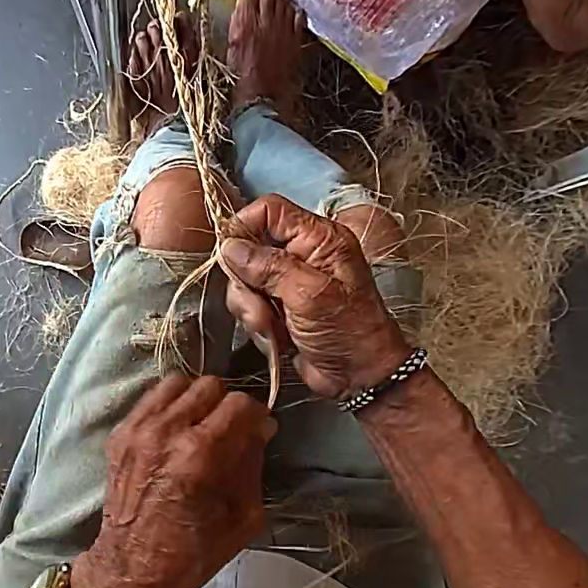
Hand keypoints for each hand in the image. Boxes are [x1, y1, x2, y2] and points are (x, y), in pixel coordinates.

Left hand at [71, 375, 273, 587]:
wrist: (133, 568)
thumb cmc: (193, 551)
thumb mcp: (243, 515)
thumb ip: (253, 463)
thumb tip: (259, 429)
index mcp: (200, 453)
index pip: (239, 403)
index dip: (255, 415)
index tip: (257, 430)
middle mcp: (166, 431)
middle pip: (209, 385)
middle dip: (226, 403)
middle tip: (230, 428)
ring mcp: (137, 429)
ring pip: (177, 383)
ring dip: (196, 398)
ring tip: (201, 423)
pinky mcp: (119, 434)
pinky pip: (150, 398)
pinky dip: (169, 406)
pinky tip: (176, 428)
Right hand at [218, 194, 410, 400]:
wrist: (358, 376)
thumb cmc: (346, 331)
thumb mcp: (309, 294)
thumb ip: (269, 266)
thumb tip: (229, 246)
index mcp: (319, 238)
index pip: (269, 210)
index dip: (244, 227)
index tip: (231, 256)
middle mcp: (300, 253)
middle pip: (248, 248)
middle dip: (246, 283)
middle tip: (260, 310)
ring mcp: (286, 281)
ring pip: (243, 280)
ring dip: (250, 308)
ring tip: (270, 328)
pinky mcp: (276, 306)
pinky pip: (248, 304)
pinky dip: (255, 323)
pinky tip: (274, 336)